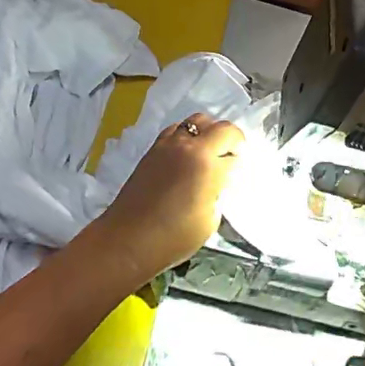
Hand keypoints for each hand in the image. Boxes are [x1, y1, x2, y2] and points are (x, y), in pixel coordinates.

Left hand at [93, 113, 242, 276]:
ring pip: (197, 121)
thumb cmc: (172, 238)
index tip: (237, 173)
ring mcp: (168, 145)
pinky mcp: (152, 151)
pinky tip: (185, 157)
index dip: (239, 159)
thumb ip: (220, 190)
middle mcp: (187, 146)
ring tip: (206, 155)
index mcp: (205, 161)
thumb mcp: (210, 219)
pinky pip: (176, 130)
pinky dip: (187, 136)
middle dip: (230, 140)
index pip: (235, 146)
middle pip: (220, 126)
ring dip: (208, 133)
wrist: (125, 244)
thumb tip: (220, 179)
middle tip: (228, 159)